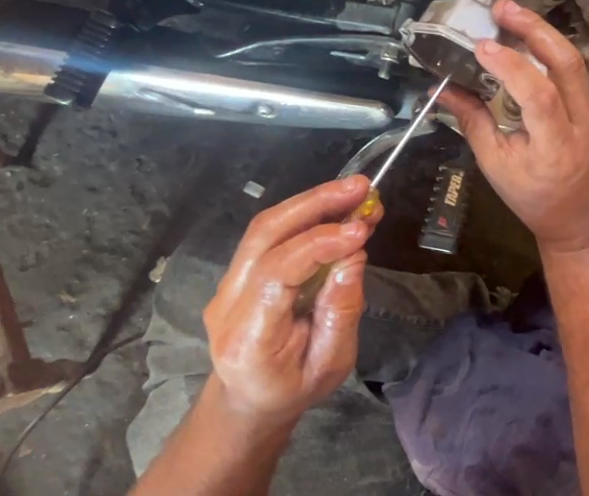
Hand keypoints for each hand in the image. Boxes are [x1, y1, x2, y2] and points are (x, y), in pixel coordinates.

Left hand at [199, 176, 378, 433]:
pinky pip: (270, 232)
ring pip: (266, 226)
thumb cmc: (293, 388)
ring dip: (314, 202)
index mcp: (247, 337)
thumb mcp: (330, 365)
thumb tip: (354, 256)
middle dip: (315, 204)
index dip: (319, 244)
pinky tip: (339, 207)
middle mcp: (227, 302)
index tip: (361, 230)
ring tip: (357, 191)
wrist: (249, 400)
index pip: (276, 273)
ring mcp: (227, 282)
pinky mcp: (238, 270)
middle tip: (361, 188)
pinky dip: (307, 213)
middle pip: (264, 235)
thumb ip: (340, 312)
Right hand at [442, 0, 588, 255]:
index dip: (511, 67)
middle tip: (502, 8)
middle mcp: (584, 125)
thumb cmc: (534, 199)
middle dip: (535, 30)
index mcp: (557, 148)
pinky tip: (529, 36)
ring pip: (575, 61)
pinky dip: (550, 50)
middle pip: (568, 64)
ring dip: (542, 32)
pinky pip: (575, 71)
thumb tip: (444, 88)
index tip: (482, 46)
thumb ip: (473, 123)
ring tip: (511, 13)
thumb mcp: (496, 167)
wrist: (580, 219)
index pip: (539, 96)